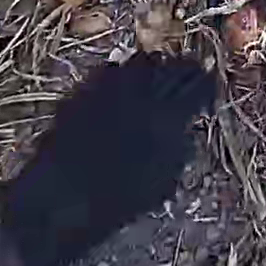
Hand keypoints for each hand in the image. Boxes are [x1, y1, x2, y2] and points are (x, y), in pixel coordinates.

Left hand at [0, 57, 215, 265]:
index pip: (198, 84)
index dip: (208, 83)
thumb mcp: (163, 181)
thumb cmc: (114, 203)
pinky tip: (121, 91)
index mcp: (167, 115)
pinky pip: (110, 70)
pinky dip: (121, 76)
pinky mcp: (85, 88)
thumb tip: (187, 125)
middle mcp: (142, 92)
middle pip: (173, 64)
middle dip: (185, 69)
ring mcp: (110, 86)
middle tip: (187, 79)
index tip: (209, 88)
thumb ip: (181, 145)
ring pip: (142, 60)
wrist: (55, 205)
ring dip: (154, 68)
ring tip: (155, 81)